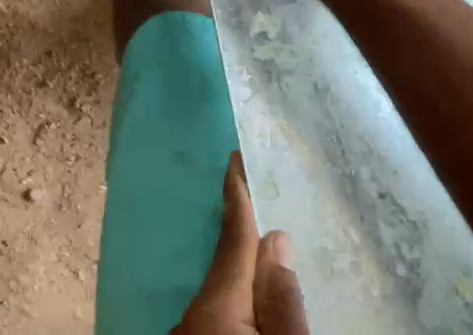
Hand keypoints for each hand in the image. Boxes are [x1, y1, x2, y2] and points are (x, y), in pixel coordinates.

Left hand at [174, 153, 309, 334]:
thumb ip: (283, 301)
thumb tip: (277, 241)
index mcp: (216, 307)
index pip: (233, 239)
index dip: (238, 196)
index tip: (236, 156)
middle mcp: (193, 315)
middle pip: (227, 263)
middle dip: (244, 226)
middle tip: (261, 187)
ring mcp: (189, 332)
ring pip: (224, 290)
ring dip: (245, 266)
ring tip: (267, 239)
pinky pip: (220, 313)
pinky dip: (239, 294)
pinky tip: (255, 292)